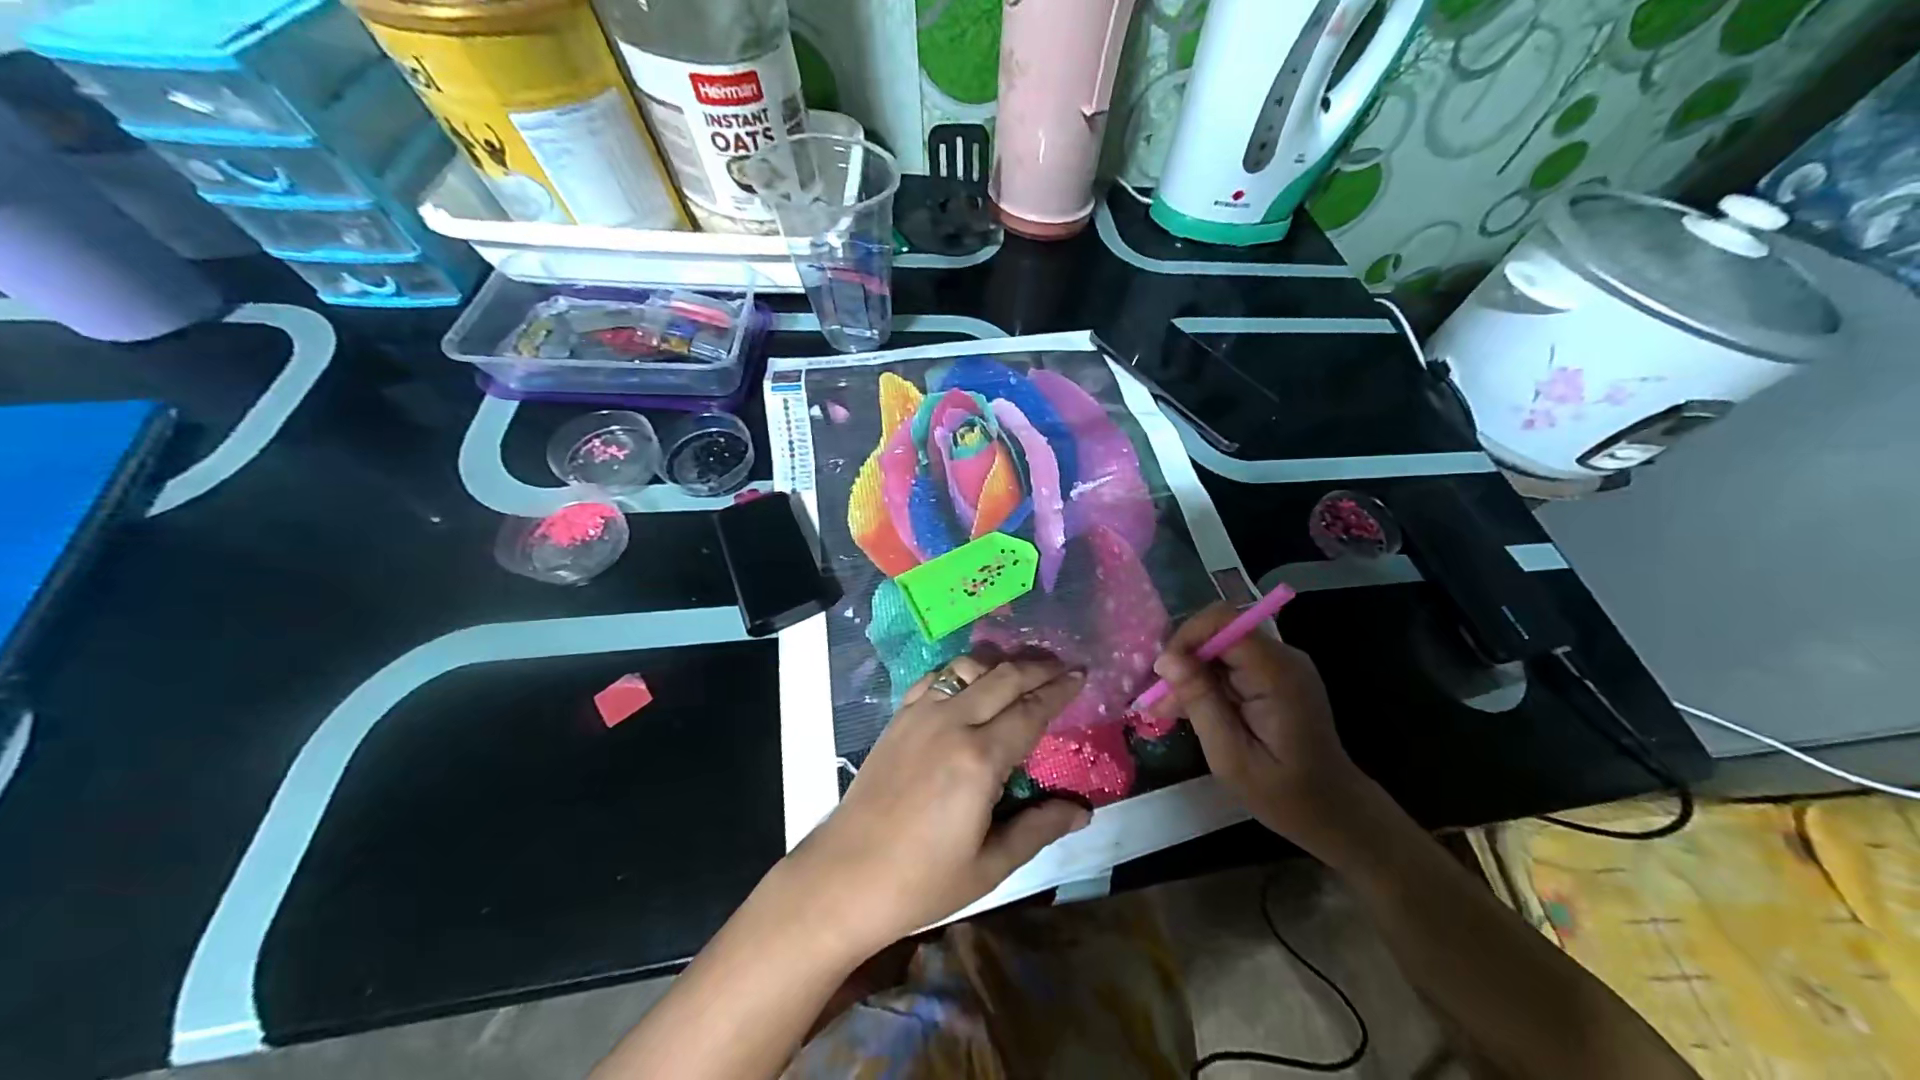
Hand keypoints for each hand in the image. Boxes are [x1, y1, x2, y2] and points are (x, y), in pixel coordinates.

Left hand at [777, 653, 1091, 958]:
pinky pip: (934, 679)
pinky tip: (969, 682)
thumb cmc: (921, 881)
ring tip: (1021, 669)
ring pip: (967, 668)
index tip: (1082, 674)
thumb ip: (1039, 827)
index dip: (1060, 690)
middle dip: (1037, 666)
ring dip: (999, 662)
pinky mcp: (897, 720)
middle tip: (1062, 664)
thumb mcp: (990, 864)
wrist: (843, 878)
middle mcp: (951, 723)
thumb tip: (1083, 811)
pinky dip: (960, 671)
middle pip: (1003, 677)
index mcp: (979, 758)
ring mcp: (919, 716)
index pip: (1031, 710)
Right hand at [1148, 603, 1368, 856]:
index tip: (1164, 674)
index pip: (1224, 622)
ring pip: (1219, 649)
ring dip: (1190, 675)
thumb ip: (1200, 702)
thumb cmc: (1284, 794)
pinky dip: (1205, 683)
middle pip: (1219, 632)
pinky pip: (1230, 666)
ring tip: (1165, 711)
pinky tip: (1188, 711)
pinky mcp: (1273, 677)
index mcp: (1277, 673)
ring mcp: (1280, 666)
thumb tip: (1167, 660)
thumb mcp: (1230, 755)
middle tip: (1158, 701)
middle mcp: (1282, 658)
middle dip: (1183, 660)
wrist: (1334, 812)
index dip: (1187, 638)